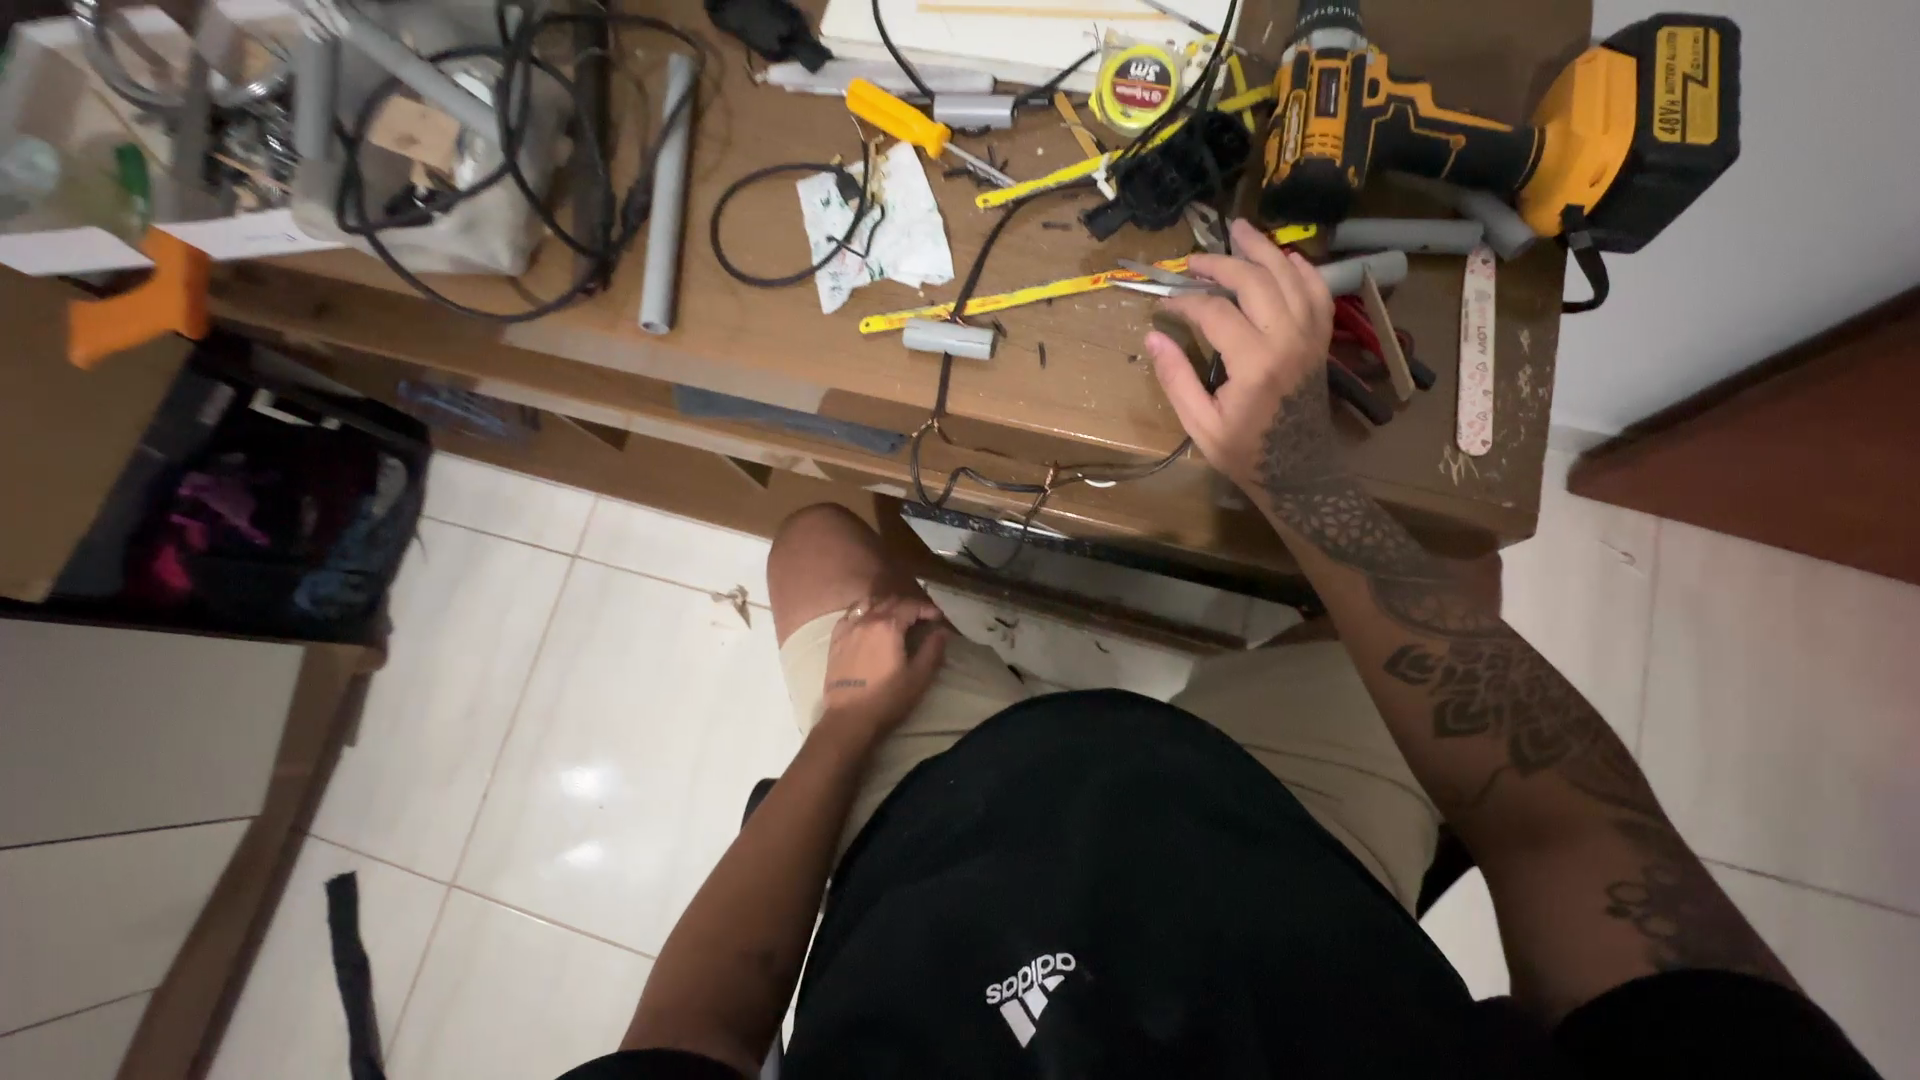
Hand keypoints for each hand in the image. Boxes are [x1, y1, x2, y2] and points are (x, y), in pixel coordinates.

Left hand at [816, 596, 950, 742]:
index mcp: (888, 626)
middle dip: (908, 605)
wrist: (849, 717)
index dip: (927, 608)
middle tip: (920, 618)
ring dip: (885, 604)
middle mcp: (867, 620)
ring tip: (894, 616)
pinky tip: (869, 622)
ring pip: (868, 603)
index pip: (910, 606)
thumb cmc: (887, 699)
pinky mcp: (836, 639)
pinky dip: (864, 612)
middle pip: (890, 601)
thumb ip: (932, 650)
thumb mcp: (918, 677)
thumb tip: (941, 631)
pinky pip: (851, 614)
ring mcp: (848, 628)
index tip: (937, 617)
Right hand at [1144, 218, 1336, 492]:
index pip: (1215, 312)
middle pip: (1254, 281)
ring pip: (1289, 276)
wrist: (1298, 470)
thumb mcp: (1200, 425)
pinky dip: (1301, 270)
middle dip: (1220, 265)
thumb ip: (1177, 379)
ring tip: (1239, 230)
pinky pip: (1317, 292)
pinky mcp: (1320, 339)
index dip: (1185, 301)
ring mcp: (1309, 337)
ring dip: (1262, 250)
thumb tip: (1154, 337)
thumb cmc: (1244, 452)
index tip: (1164, 304)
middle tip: (1193, 261)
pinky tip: (1283, 258)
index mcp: (1254, 364)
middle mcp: (1286, 340)